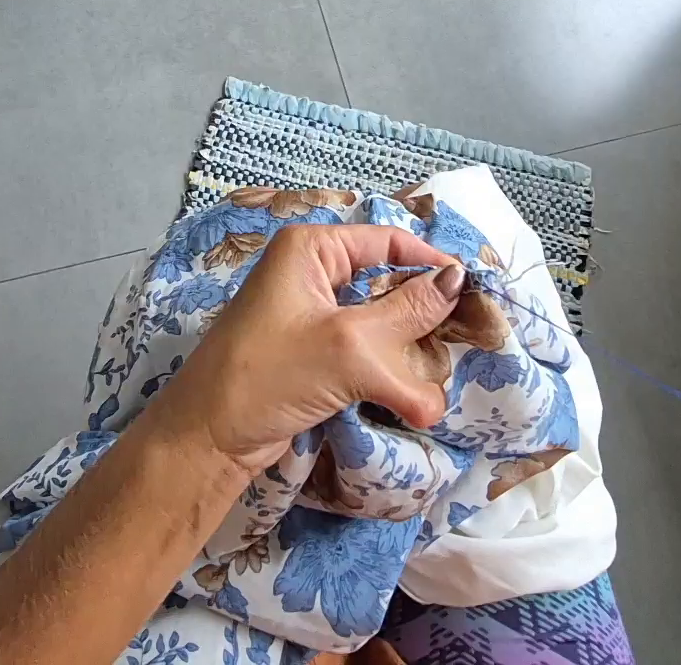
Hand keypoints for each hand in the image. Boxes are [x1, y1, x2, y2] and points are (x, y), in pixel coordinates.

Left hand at [142, 223, 465, 476]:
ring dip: (406, 351)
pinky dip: (387, 372)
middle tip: (465, 337)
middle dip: (421, 312)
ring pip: (376, 320)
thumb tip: (457, 279)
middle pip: (383, 280)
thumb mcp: (345, 343)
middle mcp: (310, 273)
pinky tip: (415, 402)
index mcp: (310, 248)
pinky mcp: (311, 353)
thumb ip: (405, 312)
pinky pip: (362, 350)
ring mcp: (310, 315)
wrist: (207, 441)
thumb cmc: (269, 374)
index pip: (385, 240)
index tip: (473, 288)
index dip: (429, 260)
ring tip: (440, 378)